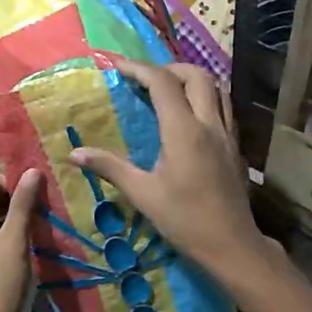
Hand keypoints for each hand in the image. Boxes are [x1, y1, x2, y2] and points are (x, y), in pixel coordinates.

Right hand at [70, 58, 266, 268]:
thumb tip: (75, 153)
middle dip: (168, 68)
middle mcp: (209, 123)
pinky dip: (207, 98)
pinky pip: (225, 107)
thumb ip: (110, 168)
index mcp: (184, 131)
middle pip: (196, 75)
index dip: (138, 68)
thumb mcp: (143, 194)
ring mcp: (227, 133)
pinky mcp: (236, 146)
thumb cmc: (184, 220)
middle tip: (145, 80)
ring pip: (217, 87)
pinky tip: (192, 116)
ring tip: (169, 91)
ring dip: (192, 80)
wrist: (231, 244)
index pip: (162, 82)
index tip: (117, 66)